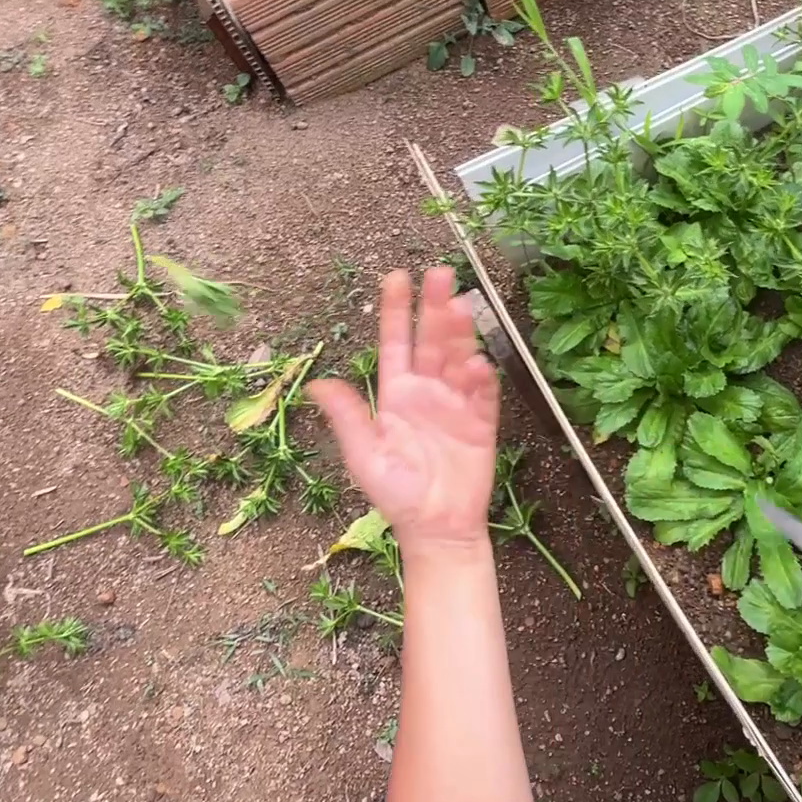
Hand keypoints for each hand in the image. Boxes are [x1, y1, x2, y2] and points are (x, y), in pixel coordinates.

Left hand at [308, 267, 499, 549]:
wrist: (436, 527)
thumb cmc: (397, 493)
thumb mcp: (364, 454)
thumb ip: (347, 416)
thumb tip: (317, 381)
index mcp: (398, 394)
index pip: (396, 343)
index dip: (397, 311)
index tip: (398, 277)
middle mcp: (428, 391)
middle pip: (432, 340)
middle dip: (434, 308)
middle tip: (440, 274)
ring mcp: (457, 403)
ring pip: (459, 357)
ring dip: (460, 332)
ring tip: (459, 305)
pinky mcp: (482, 421)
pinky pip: (483, 393)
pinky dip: (481, 377)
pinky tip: (477, 361)